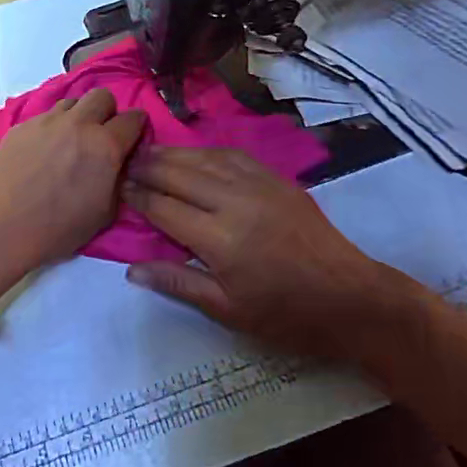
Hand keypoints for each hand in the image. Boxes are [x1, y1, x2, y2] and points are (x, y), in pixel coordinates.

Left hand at [0, 89, 147, 311]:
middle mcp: (78, 124)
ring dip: (78, 116)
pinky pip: (45, 117)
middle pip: (103, 96)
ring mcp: (47, 121)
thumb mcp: (106, 212)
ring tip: (71, 139)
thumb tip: (119, 163)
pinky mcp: (22, 126)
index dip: (136, 127)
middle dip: (108, 111)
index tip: (131, 137)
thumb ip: (118, 179)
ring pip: (72, 102)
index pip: (133, 118)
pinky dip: (52, 129)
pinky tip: (43, 151)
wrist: (4, 226)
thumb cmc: (60, 227)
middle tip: (101, 133)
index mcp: (105, 145)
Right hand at [123, 147, 418, 361]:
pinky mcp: (277, 180)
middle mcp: (235, 203)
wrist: (348, 298)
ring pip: (205, 159)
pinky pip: (234, 156)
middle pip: (180, 175)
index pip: (164, 208)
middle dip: (149, 167)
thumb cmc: (284, 314)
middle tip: (125, 162)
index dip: (138, 196)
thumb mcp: (227, 310)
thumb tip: (132, 270)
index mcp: (219, 239)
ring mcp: (259, 186)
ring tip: (150, 152)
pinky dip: (208, 151)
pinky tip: (195, 152)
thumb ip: (178, 283)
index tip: (118, 187)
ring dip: (174, 153)